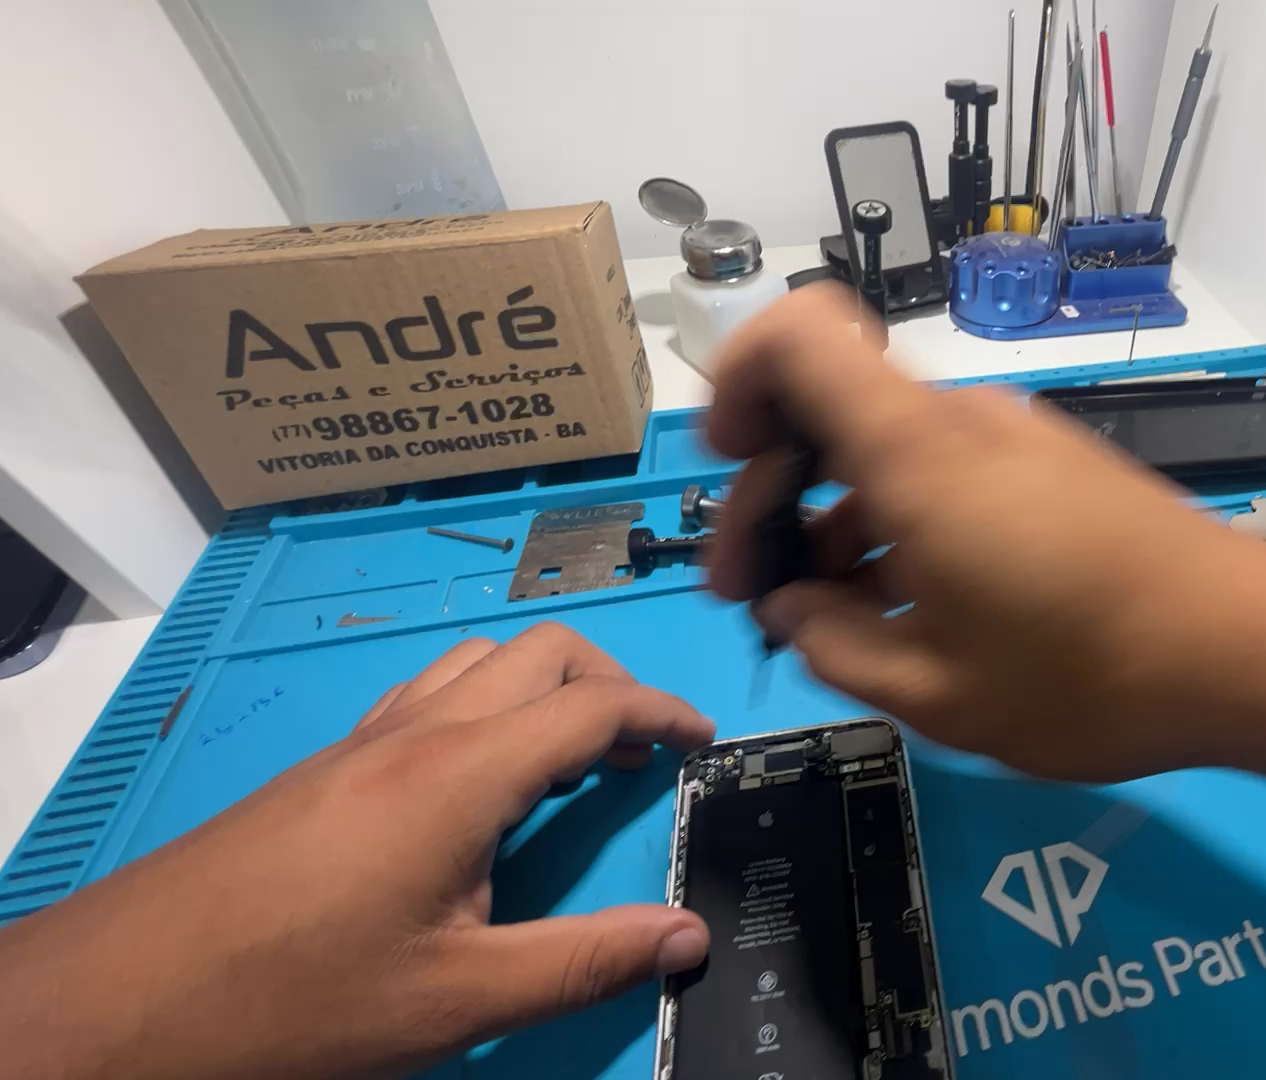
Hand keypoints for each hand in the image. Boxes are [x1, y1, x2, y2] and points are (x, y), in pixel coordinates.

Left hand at [0, 624, 714, 1079]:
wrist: (79, 1023)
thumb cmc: (279, 1009)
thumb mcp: (451, 1002)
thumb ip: (585, 961)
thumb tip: (688, 940)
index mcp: (466, 773)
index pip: (597, 706)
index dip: (664, 713)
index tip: (700, 739)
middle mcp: (424, 731)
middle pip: (549, 653)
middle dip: (614, 683)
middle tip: (637, 748)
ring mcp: (370, 737)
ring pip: (488, 658)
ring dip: (550, 684)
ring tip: (569, 753)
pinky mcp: (333, 759)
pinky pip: (438, 688)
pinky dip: (494, 699)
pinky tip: (484, 768)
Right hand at [704, 287, 1265, 781]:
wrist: (1247, 650)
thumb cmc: (1086, 675)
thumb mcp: (938, 691)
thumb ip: (834, 646)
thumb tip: (789, 609)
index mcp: (915, 453)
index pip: (799, 334)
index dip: (741, 381)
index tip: (732, 467)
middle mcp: (958, 424)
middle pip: (828, 410)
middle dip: (771, 496)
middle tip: (754, 596)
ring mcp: (1010, 444)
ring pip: (884, 453)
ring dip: (835, 524)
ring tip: (828, 623)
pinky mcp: (1047, 473)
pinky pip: (944, 478)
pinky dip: (901, 528)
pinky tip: (905, 610)